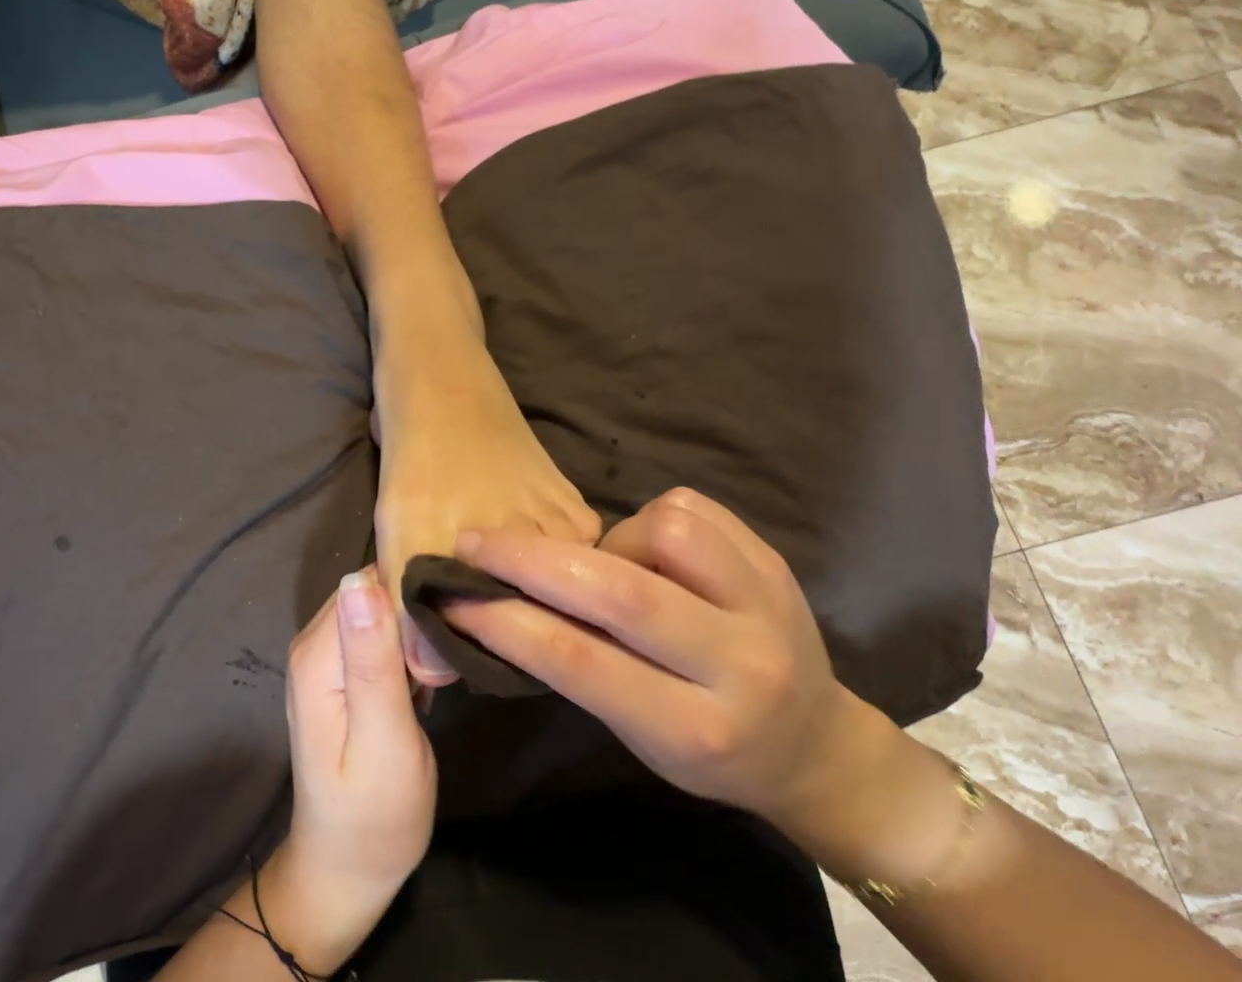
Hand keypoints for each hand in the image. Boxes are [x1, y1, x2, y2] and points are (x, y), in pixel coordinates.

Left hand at [284, 568, 436, 903]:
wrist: (350, 867)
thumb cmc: (373, 814)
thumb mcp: (383, 739)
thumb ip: (373, 661)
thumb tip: (361, 581)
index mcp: (317, 656)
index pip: (367, 584)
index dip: (413, 592)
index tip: (455, 618)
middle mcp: (314, 648)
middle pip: (373, 595)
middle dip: (418, 611)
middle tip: (455, 653)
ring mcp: (327, 664)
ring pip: (381, 616)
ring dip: (418, 632)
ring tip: (449, 667)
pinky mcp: (345, 680)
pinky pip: (382, 642)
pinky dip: (411, 652)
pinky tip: (434, 678)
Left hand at [374, 341, 600, 686]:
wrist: (439, 379)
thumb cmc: (422, 461)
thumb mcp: (406, 535)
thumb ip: (418, 608)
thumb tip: (434, 679)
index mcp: (551, 560)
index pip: (536, 636)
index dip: (495, 655)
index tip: (457, 664)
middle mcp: (577, 545)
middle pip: (542, 612)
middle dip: (501, 630)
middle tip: (452, 634)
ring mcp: (574, 521)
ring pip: (540, 585)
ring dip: (504, 598)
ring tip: (463, 605)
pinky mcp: (564, 500)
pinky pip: (543, 553)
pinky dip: (512, 567)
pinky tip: (483, 567)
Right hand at [447, 487, 874, 825]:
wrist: (811, 744)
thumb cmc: (704, 752)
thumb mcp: (637, 735)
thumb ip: (579, 669)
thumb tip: (500, 603)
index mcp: (692, 727)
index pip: (580, 661)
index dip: (503, 622)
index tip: (450, 596)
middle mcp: (740, 666)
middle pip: (619, 591)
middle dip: (528, 559)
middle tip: (475, 544)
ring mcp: (768, 606)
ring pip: (664, 532)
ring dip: (609, 541)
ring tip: (600, 563)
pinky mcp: (776, 564)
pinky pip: (693, 509)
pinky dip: (647, 520)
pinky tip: (642, 549)